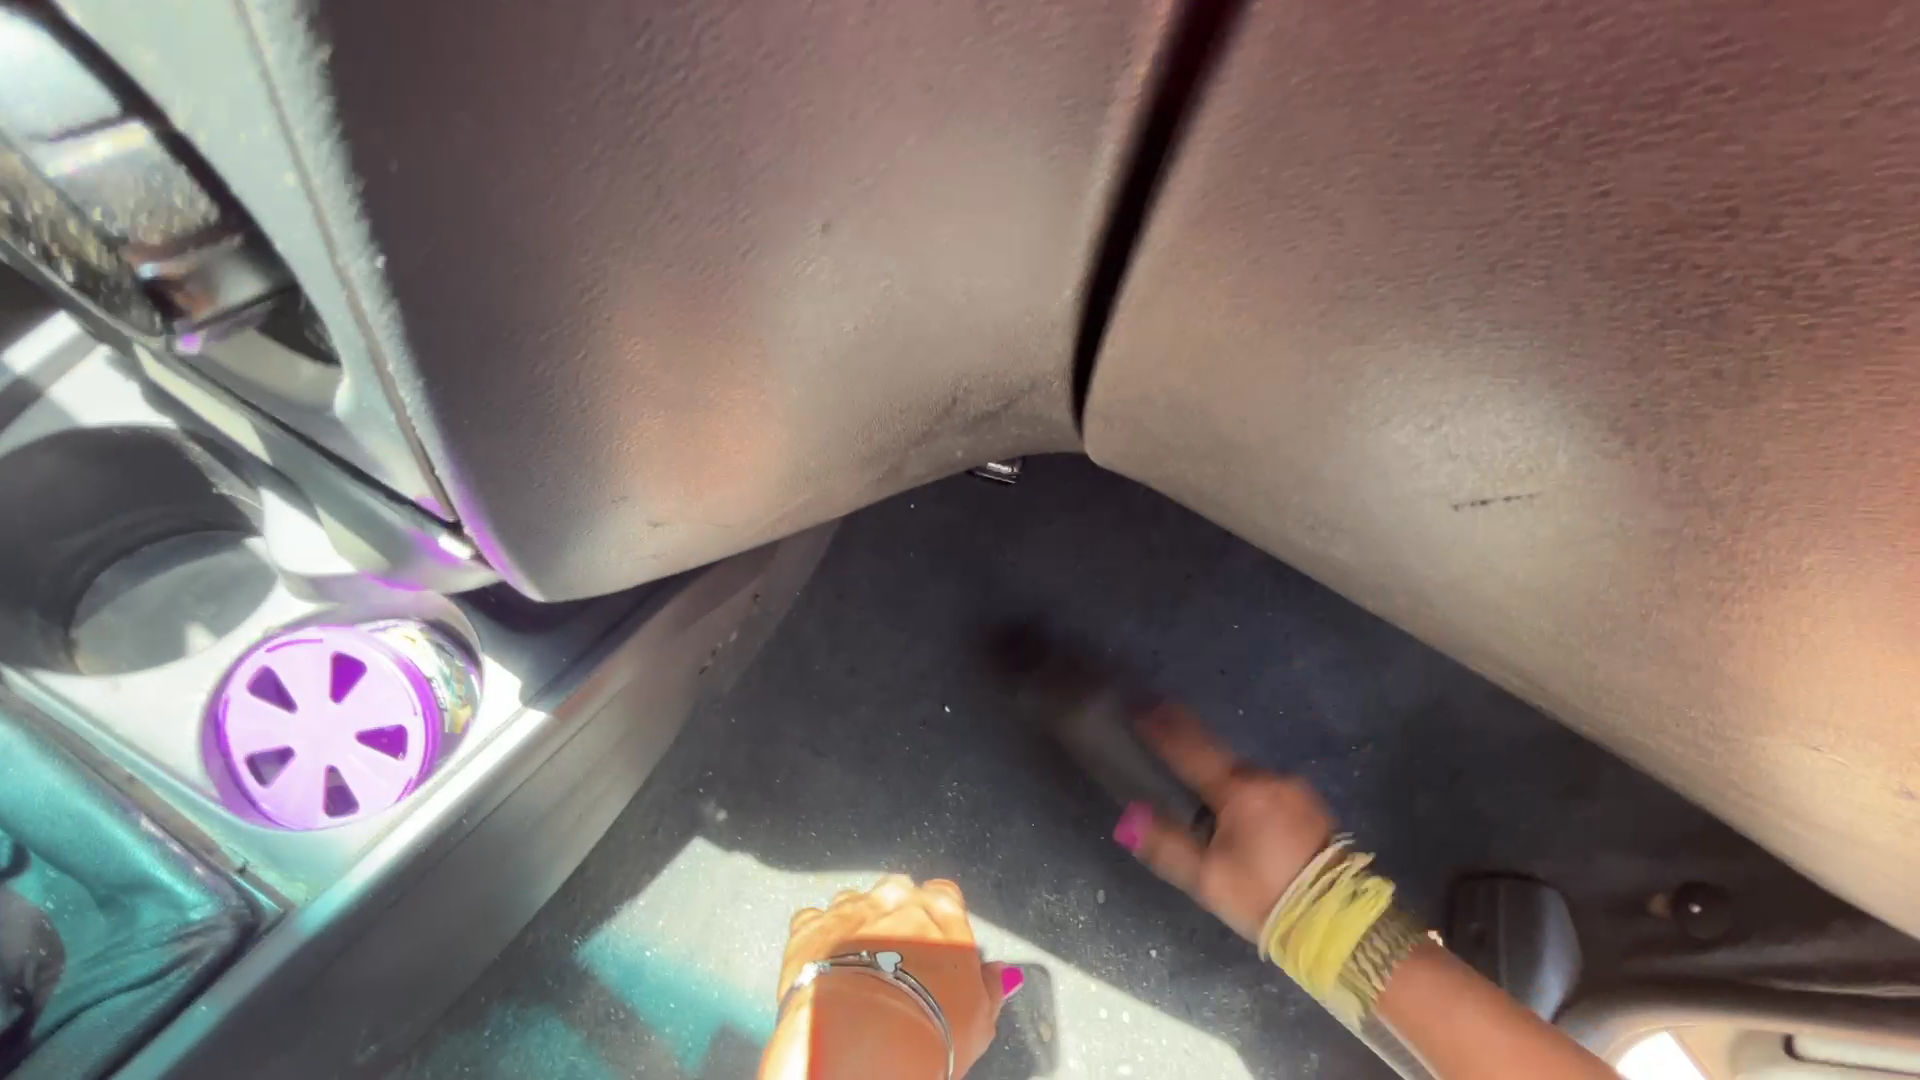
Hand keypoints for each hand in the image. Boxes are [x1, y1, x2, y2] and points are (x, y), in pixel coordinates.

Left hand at [766, 875, 1019, 1078]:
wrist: (859, 1042)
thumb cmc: (929, 1028)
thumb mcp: (979, 1018)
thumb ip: (990, 987)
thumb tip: (1000, 974)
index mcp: (942, 909)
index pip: (946, 895)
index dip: (940, 921)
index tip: (936, 949)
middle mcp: (895, 897)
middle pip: (898, 891)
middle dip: (896, 916)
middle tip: (896, 961)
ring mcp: (850, 908)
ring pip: (855, 902)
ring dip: (855, 925)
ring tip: (855, 968)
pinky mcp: (808, 928)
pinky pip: (812, 919)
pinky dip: (817, 936)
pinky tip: (822, 964)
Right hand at [1113, 705, 1334, 940]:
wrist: (1339, 921)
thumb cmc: (1264, 896)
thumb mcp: (1208, 879)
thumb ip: (1166, 844)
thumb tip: (1129, 816)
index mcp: (1238, 791)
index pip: (1190, 747)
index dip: (1162, 726)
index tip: (1141, 705)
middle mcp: (1266, 777)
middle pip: (1218, 756)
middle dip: (1190, 747)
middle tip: (1162, 730)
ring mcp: (1293, 787)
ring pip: (1243, 772)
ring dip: (1220, 773)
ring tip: (1199, 784)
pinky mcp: (1309, 803)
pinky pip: (1264, 785)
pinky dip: (1245, 788)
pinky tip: (1237, 805)